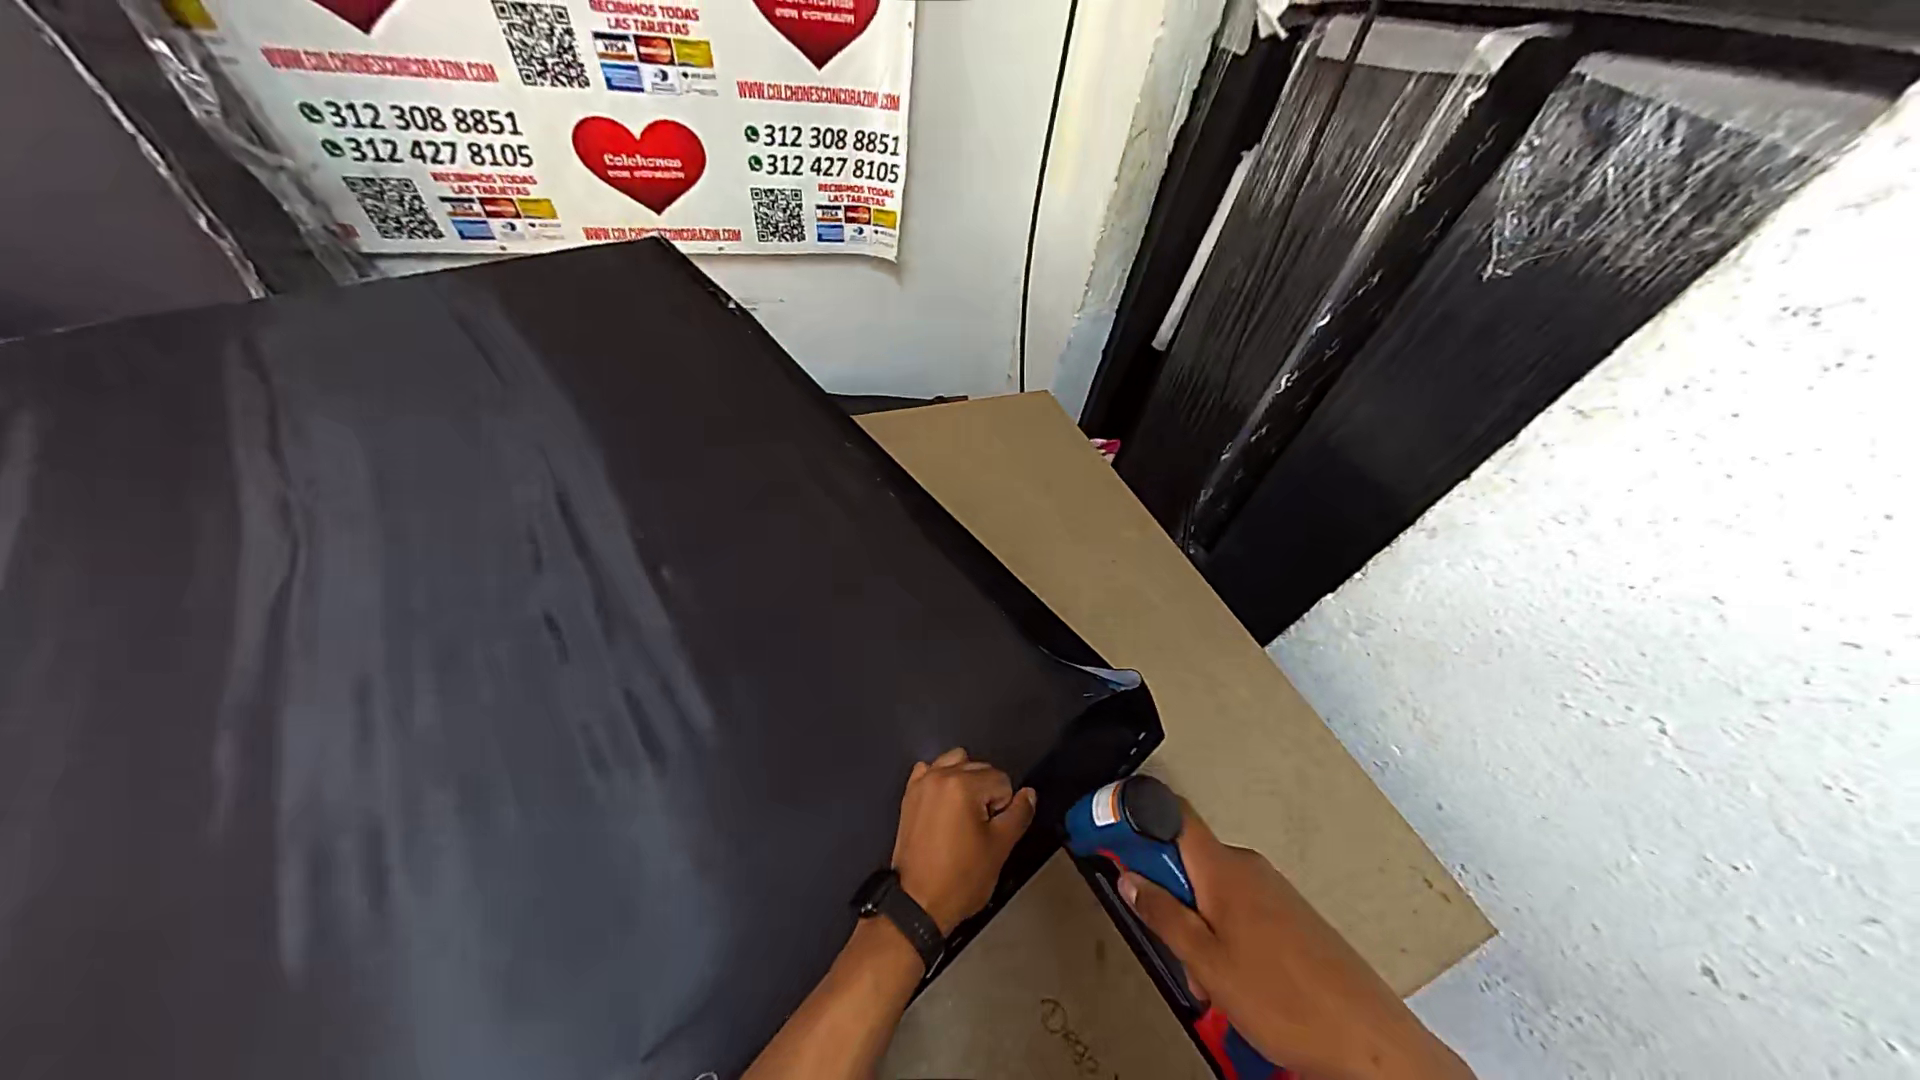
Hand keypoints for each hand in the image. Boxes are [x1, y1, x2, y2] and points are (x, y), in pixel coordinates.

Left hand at [891, 748, 1036, 933]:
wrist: (918, 903)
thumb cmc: (961, 878)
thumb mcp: (1000, 847)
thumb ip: (1019, 814)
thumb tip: (1029, 794)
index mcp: (963, 785)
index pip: (1002, 781)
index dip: (1004, 808)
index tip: (992, 832)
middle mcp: (940, 775)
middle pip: (980, 768)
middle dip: (986, 794)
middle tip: (980, 828)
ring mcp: (922, 783)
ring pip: (955, 761)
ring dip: (966, 780)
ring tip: (964, 813)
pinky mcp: (909, 794)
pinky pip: (930, 770)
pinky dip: (940, 779)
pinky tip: (944, 804)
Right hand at [1118, 804, 1474, 1079]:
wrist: (1371, 1044)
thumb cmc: (1291, 1003)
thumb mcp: (1206, 963)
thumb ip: (1162, 915)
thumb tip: (1130, 880)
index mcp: (1224, 869)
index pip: (1172, 813)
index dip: (1133, 812)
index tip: (1105, 827)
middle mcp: (1248, 868)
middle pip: (1186, 855)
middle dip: (1163, 888)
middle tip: (1157, 928)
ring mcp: (1271, 890)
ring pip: (1210, 886)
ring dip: (1191, 917)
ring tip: (1202, 972)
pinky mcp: (1287, 914)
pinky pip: (1236, 904)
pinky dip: (1218, 928)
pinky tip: (1228, 973)